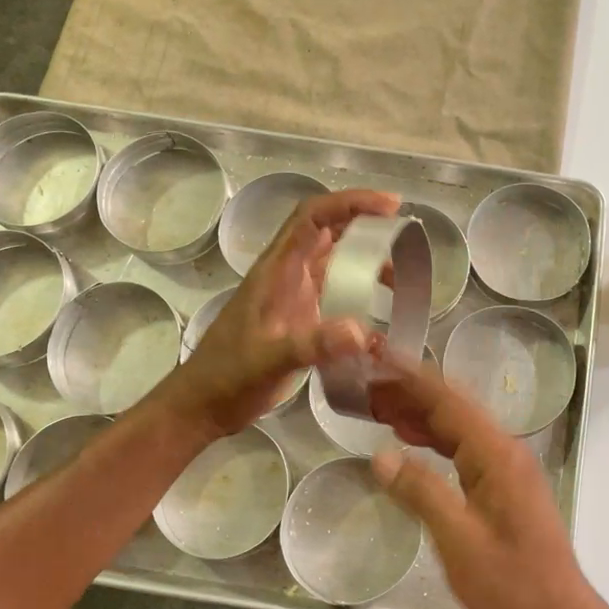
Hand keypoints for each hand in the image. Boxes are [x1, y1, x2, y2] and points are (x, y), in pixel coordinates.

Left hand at [160, 189, 399, 435]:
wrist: (203, 405)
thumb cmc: (228, 376)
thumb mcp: (269, 360)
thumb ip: (312, 345)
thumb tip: (364, 333)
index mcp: (276, 271)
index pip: (313, 217)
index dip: (350, 203)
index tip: (390, 207)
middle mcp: (286, 276)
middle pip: (327, 231)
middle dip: (365, 224)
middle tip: (405, 234)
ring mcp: (293, 297)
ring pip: (333, 261)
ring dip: (366, 260)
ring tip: (400, 275)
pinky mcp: (299, 320)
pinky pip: (335, 292)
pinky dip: (360, 293)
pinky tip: (379, 315)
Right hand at [368, 355, 607, 608]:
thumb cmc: (512, 585)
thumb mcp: (459, 541)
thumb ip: (421, 493)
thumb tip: (381, 456)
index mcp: (497, 455)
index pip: (449, 400)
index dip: (411, 377)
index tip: (377, 358)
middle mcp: (506, 452)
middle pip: (454, 408)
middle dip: (411, 391)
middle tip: (366, 382)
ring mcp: (508, 470)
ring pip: (459, 428)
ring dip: (421, 414)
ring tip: (377, 406)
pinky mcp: (505, 489)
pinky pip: (465, 450)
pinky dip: (435, 440)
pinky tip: (411, 442)